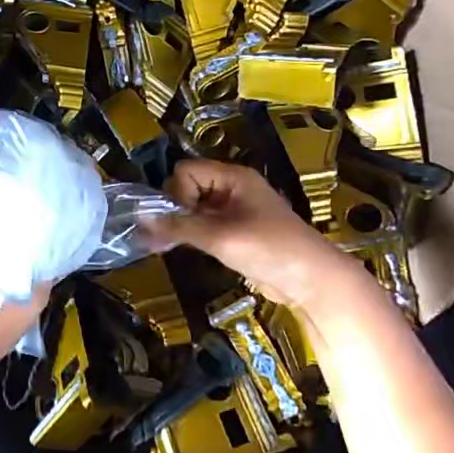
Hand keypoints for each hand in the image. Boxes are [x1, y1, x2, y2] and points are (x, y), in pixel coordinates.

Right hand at [148, 160, 363, 298]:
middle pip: (187, 187)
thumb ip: (179, 226)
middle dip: (175, 209)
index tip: (183, 218)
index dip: (177, 193)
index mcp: (233, 178)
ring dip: (181, 224)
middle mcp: (232, 188)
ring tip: (164, 244)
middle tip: (170, 235)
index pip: (187, 171)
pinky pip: (204, 225)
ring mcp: (235, 210)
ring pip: (194, 208)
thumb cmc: (269, 250)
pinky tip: (179, 248)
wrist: (312, 281)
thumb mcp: (220, 237)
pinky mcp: (236, 232)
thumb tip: (141, 218)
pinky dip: (191, 235)